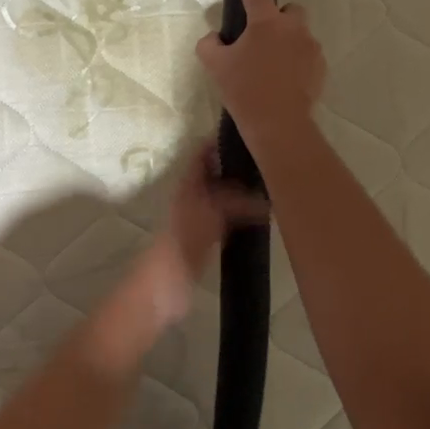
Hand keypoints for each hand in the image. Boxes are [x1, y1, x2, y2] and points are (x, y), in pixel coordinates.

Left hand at [87, 143, 265, 370]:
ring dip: (242, 187)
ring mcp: (197, 222)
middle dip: (237, 162)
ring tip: (274, 180)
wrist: (154, 299)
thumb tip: (261, 197)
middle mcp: (191, 200)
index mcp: (186, 191)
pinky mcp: (203, 244)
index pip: (202, 154)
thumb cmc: (172, 259)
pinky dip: (243, 213)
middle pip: (214, 173)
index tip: (250, 129)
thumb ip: (229, 207)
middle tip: (272, 156)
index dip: (220, 140)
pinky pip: (227, 219)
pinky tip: (262, 217)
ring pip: (222, 195)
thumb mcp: (201, 226)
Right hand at [196, 0, 325, 136]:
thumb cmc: (243, 90)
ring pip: (298, 36)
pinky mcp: (320, 67)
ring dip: (286, 44)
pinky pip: (306, 57)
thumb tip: (215, 38)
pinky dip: (295, 64)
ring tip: (269, 71)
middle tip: (259, 44)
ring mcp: (310, 48)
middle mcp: (292, 29)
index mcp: (265, 23)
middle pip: (289, 11)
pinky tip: (282, 84)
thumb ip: (210, 45)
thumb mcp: (214, 66)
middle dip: (277, 20)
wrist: (278, 124)